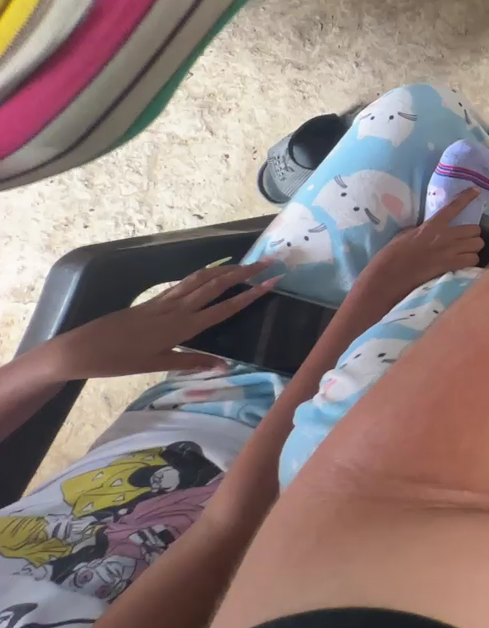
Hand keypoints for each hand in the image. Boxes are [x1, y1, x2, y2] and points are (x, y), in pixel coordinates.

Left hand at [44, 263, 278, 378]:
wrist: (74, 351)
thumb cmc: (115, 361)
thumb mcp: (154, 365)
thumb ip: (191, 362)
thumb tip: (224, 366)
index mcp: (182, 327)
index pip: (226, 307)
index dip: (252, 294)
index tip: (274, 280)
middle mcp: (177, 310)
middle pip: (216, 285)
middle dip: (244, 272)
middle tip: (268, 261)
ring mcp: (163, 303)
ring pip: (200, 279)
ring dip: (225, 269)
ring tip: (245, 263)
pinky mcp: (151, 301)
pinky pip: (183, 283)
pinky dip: (202, 275)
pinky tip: (210, 273)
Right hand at [349, 188, 484, 311]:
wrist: (387, 277)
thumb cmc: (390, 256)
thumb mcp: (404, 235)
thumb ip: (421, 230)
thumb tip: (428, 229)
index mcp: (431, 226)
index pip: (453, 207)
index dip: (466, 198)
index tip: (476, 190)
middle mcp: (445, 235)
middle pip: (475, 230)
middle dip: (472, 236)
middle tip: (464, 242)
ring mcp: (450, 250)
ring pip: (478, 244)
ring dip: (473, 249)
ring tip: (464, 254)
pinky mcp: (451, 265)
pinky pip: (473, 260)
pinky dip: (471, 262)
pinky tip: (462, 264)